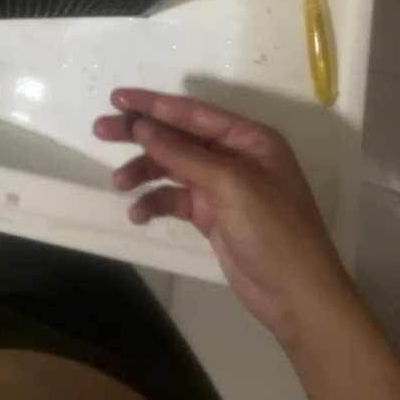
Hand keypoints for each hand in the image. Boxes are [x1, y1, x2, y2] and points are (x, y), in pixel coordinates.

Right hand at [95, 88, 357, 346]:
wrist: (300, 300)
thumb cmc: (274, 231)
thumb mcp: (229, 184)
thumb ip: (181, 152)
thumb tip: (140, 125)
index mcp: (248, 139)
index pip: (191, 112)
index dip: (152, 104)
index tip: (116, 98)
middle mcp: (234, 156)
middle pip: (177, 136)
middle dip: (139, 134)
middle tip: (100, 130)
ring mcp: (222, 186)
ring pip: (170, 166)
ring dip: (143, 171)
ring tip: (118, 183)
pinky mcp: (211, 214)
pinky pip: (174, 198)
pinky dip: (154, 202)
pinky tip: (138, 213)